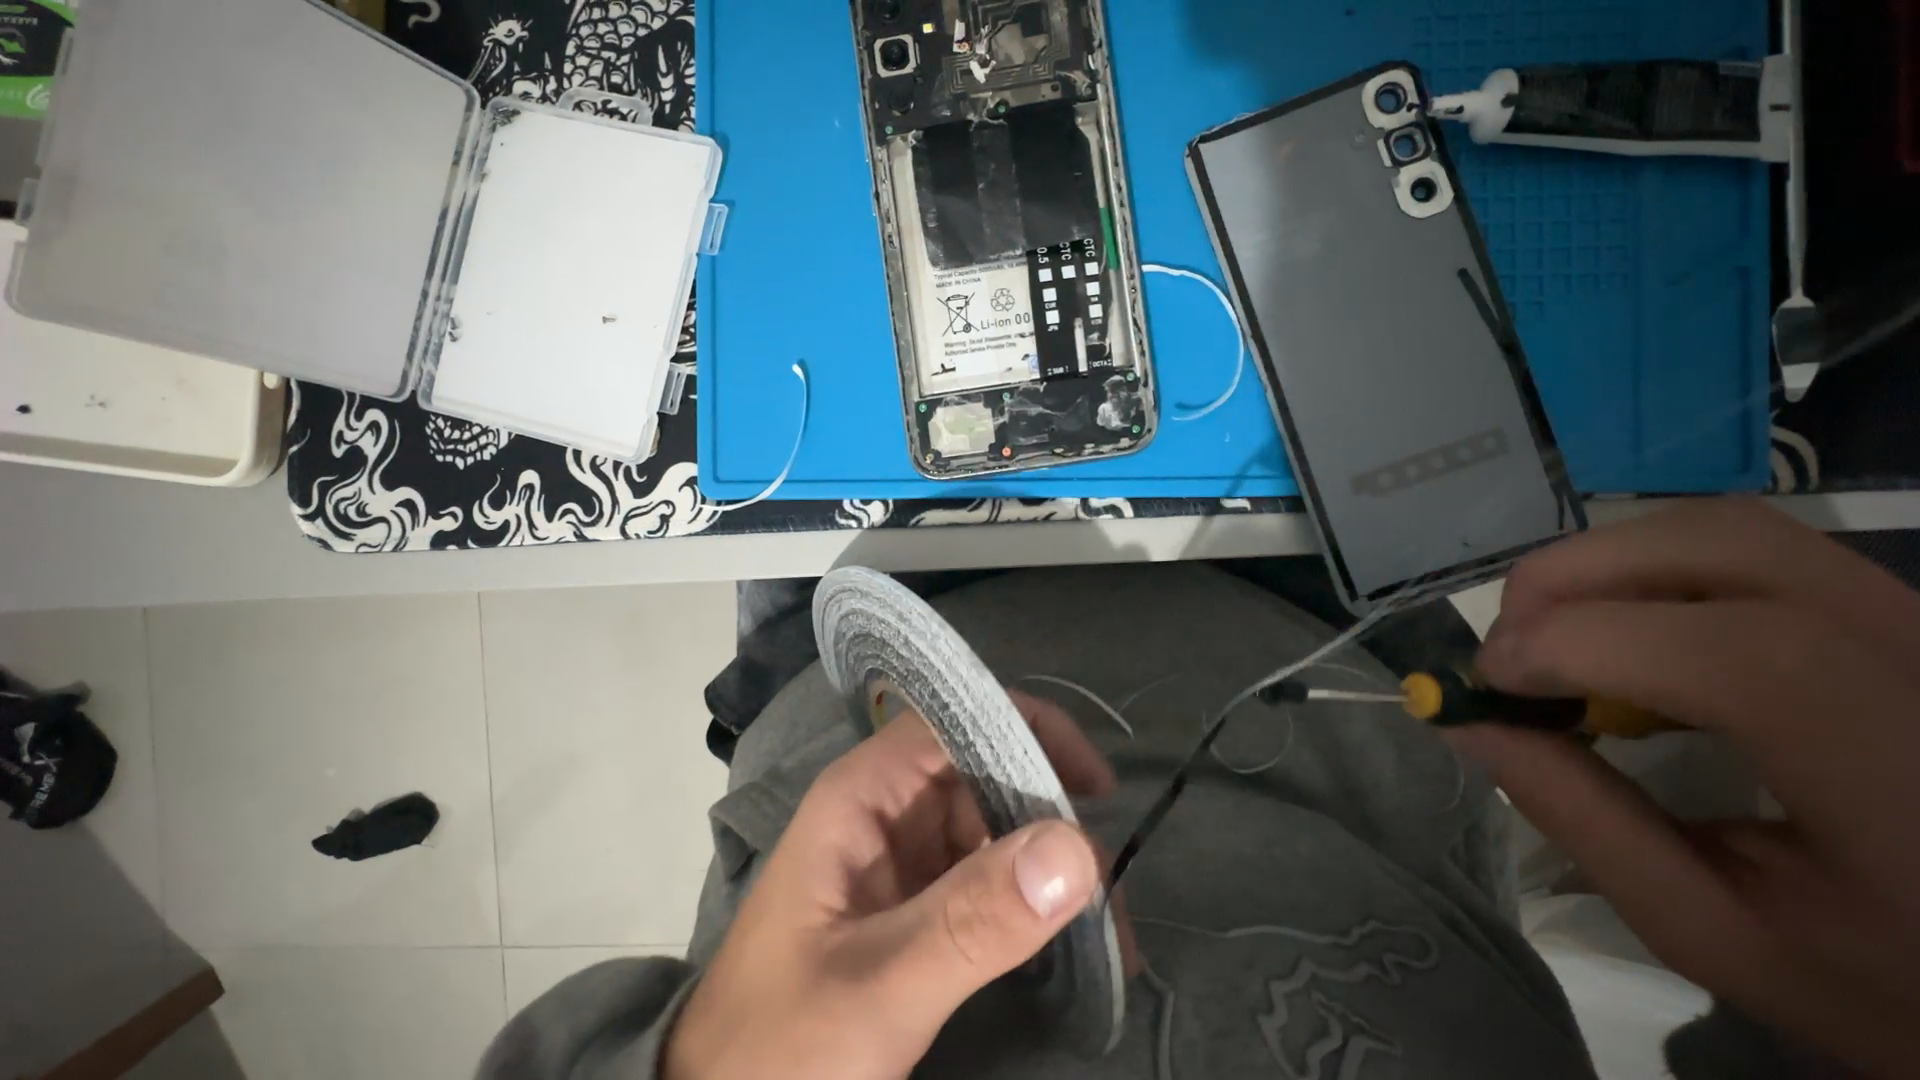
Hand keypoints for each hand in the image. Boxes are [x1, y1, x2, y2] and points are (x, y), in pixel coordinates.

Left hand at [664, 692, 1116, 1079]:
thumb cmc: (780, 1045)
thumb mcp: (880, 986)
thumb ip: (973, 919)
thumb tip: (1077, 848)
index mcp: (863, 797)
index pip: (955, 723)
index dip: (1029, 736)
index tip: (1097, 793)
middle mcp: (886, 811)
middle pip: (988, 775)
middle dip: (1055, 822)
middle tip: (1110, 903)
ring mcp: (902, 859)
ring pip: (997, 828)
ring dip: (1053, 871)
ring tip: (1108, 940)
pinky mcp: (915, 906)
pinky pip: (988, 881)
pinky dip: (1034, 906)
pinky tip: (1071, 948)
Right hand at [1451, 500, 1919, 1076]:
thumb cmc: (1877, 977)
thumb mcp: (1713, 930)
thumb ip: (1583, 818)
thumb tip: (1467, 721)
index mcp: (1910, 781)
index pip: (1746, 657)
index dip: (1587, 644)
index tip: (1491, 684)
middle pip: (1723, 548)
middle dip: (1570, 579)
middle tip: (1508, 652)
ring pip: (1730, 530)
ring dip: (1603, 566)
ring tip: (1552, 637)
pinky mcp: (1896, 613)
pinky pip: (1749, 550)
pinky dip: (1646, 573)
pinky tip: (1620, 637)